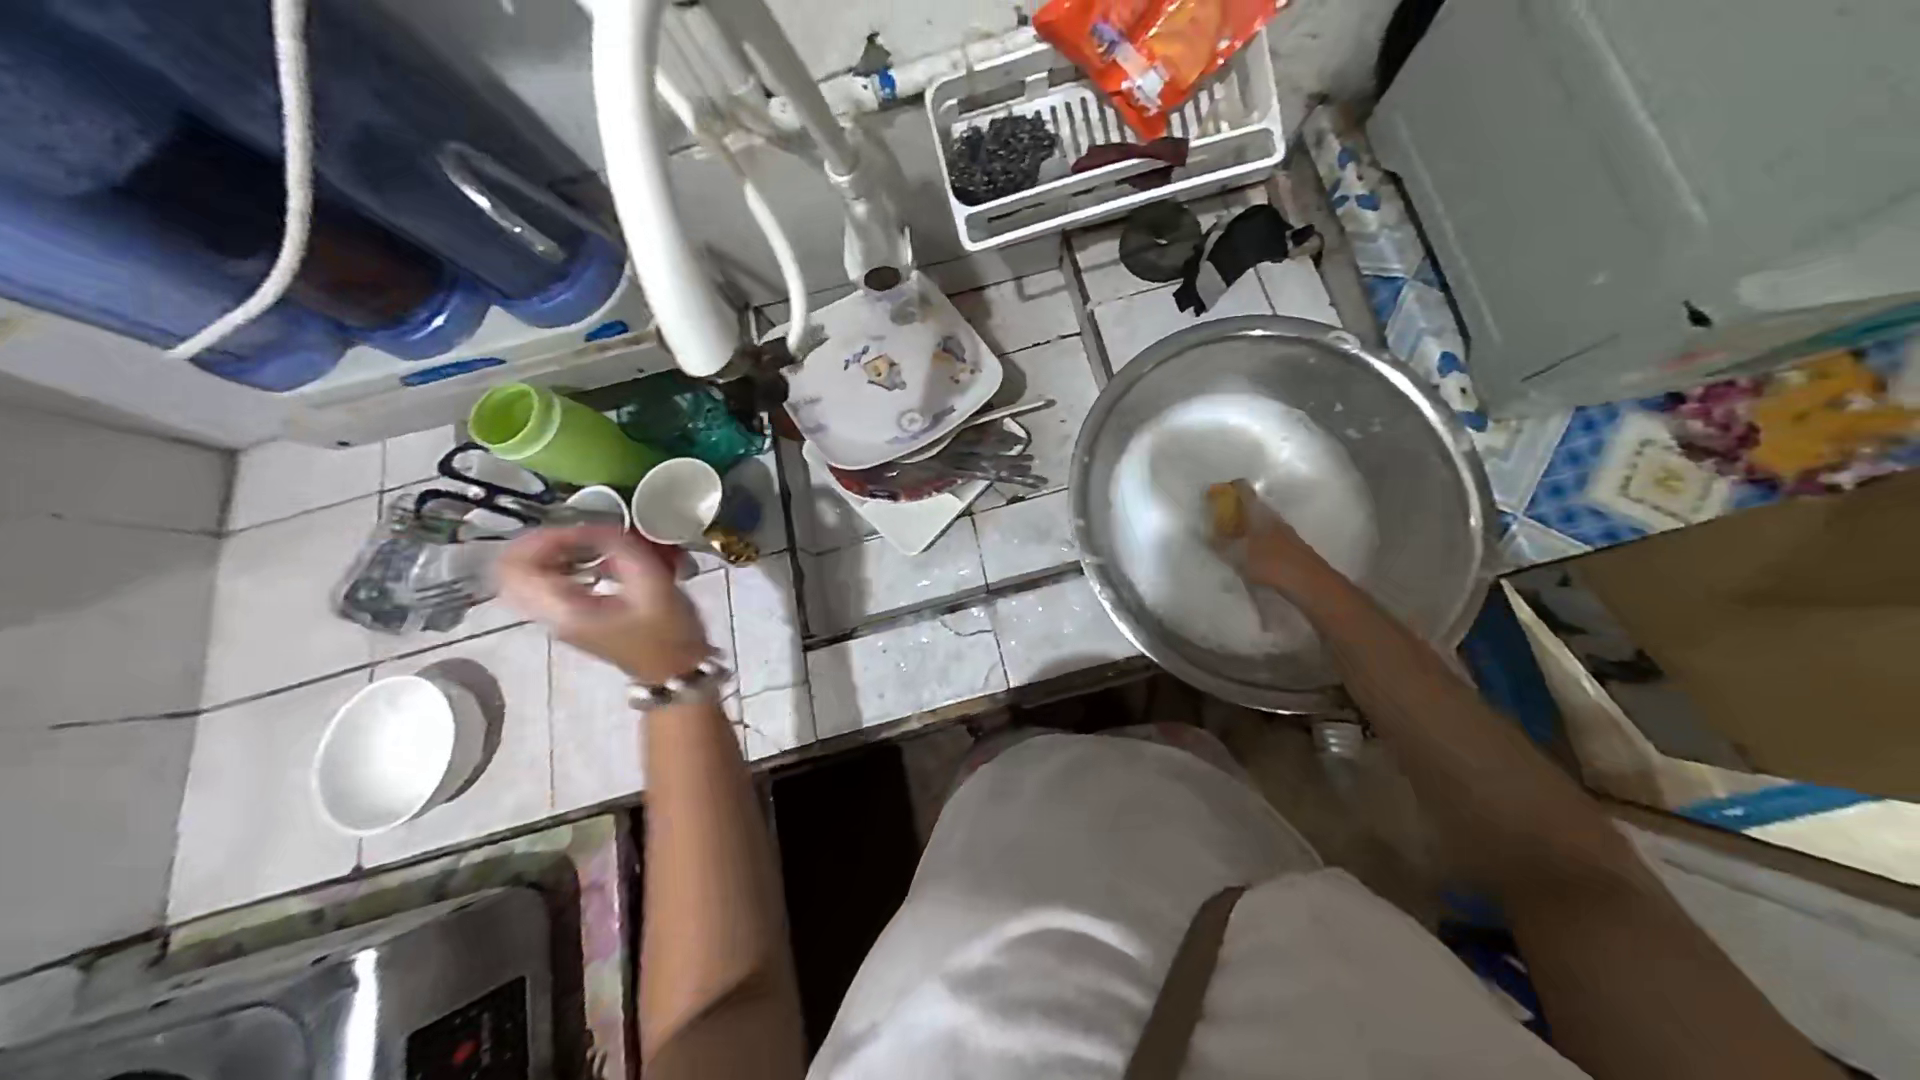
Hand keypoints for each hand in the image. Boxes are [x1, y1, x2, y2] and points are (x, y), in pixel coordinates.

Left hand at [496, 526, 711, 682]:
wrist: (676, 671)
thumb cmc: (668, 635)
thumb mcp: (653, 585)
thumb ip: (622, 549)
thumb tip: (599, 526)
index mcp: (565, 611)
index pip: (519, 565)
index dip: (544, 537)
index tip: (580, 527)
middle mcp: (554, 615)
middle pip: (515, 568)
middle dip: (546, 542)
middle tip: (579, 531)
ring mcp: (562, 617)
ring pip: (533, 574)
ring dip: (557, 551)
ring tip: (592, 541)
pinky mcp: (577, 615)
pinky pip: (552, 582)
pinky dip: (569, 563)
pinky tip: (601, 559)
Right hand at [1212, 480, 1340, 599]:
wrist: (1309, 581)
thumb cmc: (1271, 564)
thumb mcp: (1238, 556)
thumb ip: (1221, 545)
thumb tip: (1206, 536)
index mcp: (1259, 513)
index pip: (1244, 489)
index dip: (1230, 487)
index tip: (1217, 493)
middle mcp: (1272, 517)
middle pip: (1253, 505)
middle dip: (1236, 508)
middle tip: (1220, 519)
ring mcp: (1284, 530)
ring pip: (1262, 520)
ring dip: (1247, 524)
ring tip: (1233, 538)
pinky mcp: (1291, 544)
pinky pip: (1269, 534)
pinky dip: (1257, 537)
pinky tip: (1251, 553)